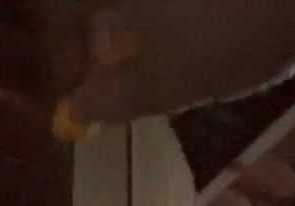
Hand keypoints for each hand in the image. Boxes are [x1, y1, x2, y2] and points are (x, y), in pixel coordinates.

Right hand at [59, 4, 294, 125]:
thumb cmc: (234, 32)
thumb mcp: (163, 83)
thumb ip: (111, 99)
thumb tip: (81, 106)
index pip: (61, 6)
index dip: (62, 52)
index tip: (78, 91)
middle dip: (102, 17)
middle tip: (117, 54)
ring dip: (147, 3)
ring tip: (168, 31)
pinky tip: (213, 9)